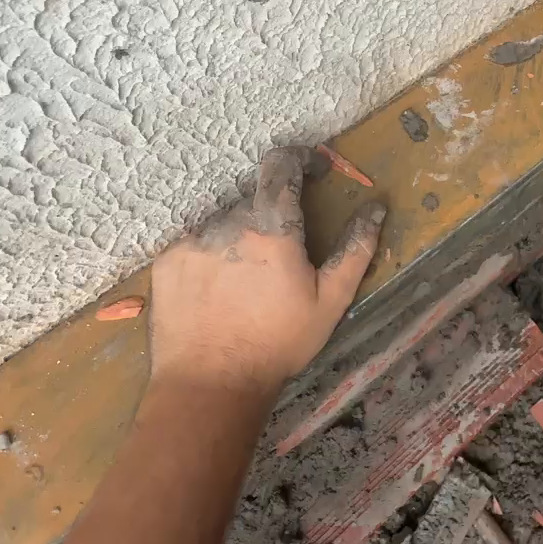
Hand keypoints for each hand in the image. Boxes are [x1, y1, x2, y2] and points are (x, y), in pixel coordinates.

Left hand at [148, 146, 385, 394]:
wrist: (209, 385)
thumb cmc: (279, 342)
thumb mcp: (331, 298)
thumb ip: (355, 247)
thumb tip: (377, 207)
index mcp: (271, 226)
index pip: (281, 165)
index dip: (300, 158)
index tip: (314, 169)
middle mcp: (227, 222)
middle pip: (256, 198)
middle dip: (274, 213)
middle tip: (284, 252)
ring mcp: (191, 239)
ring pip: (226, 220)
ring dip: (242, 234)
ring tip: (249, 276)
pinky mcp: (166, 260)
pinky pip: (197, 240)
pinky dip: (213, 251)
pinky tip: (220, 287)